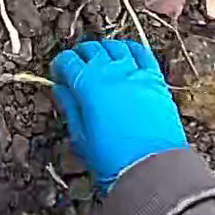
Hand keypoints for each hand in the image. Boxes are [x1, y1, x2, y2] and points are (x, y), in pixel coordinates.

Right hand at [51, 38, 188, 191]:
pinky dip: (131, 49)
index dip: (60, 64)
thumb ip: (70, 107)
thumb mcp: (81, 137)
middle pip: (91, 49)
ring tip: (101, 58)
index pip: (68, 61)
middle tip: (76, 65)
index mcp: (88, 85)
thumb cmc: (114, 160)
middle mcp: (111, 72)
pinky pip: (142, 52)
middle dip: (80, 54)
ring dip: (104, 49)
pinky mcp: (155, 78)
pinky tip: (126, 53)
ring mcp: (135, 72)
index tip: (59, 72)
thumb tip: (60, 88)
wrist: (152, 169)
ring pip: (116, 46)